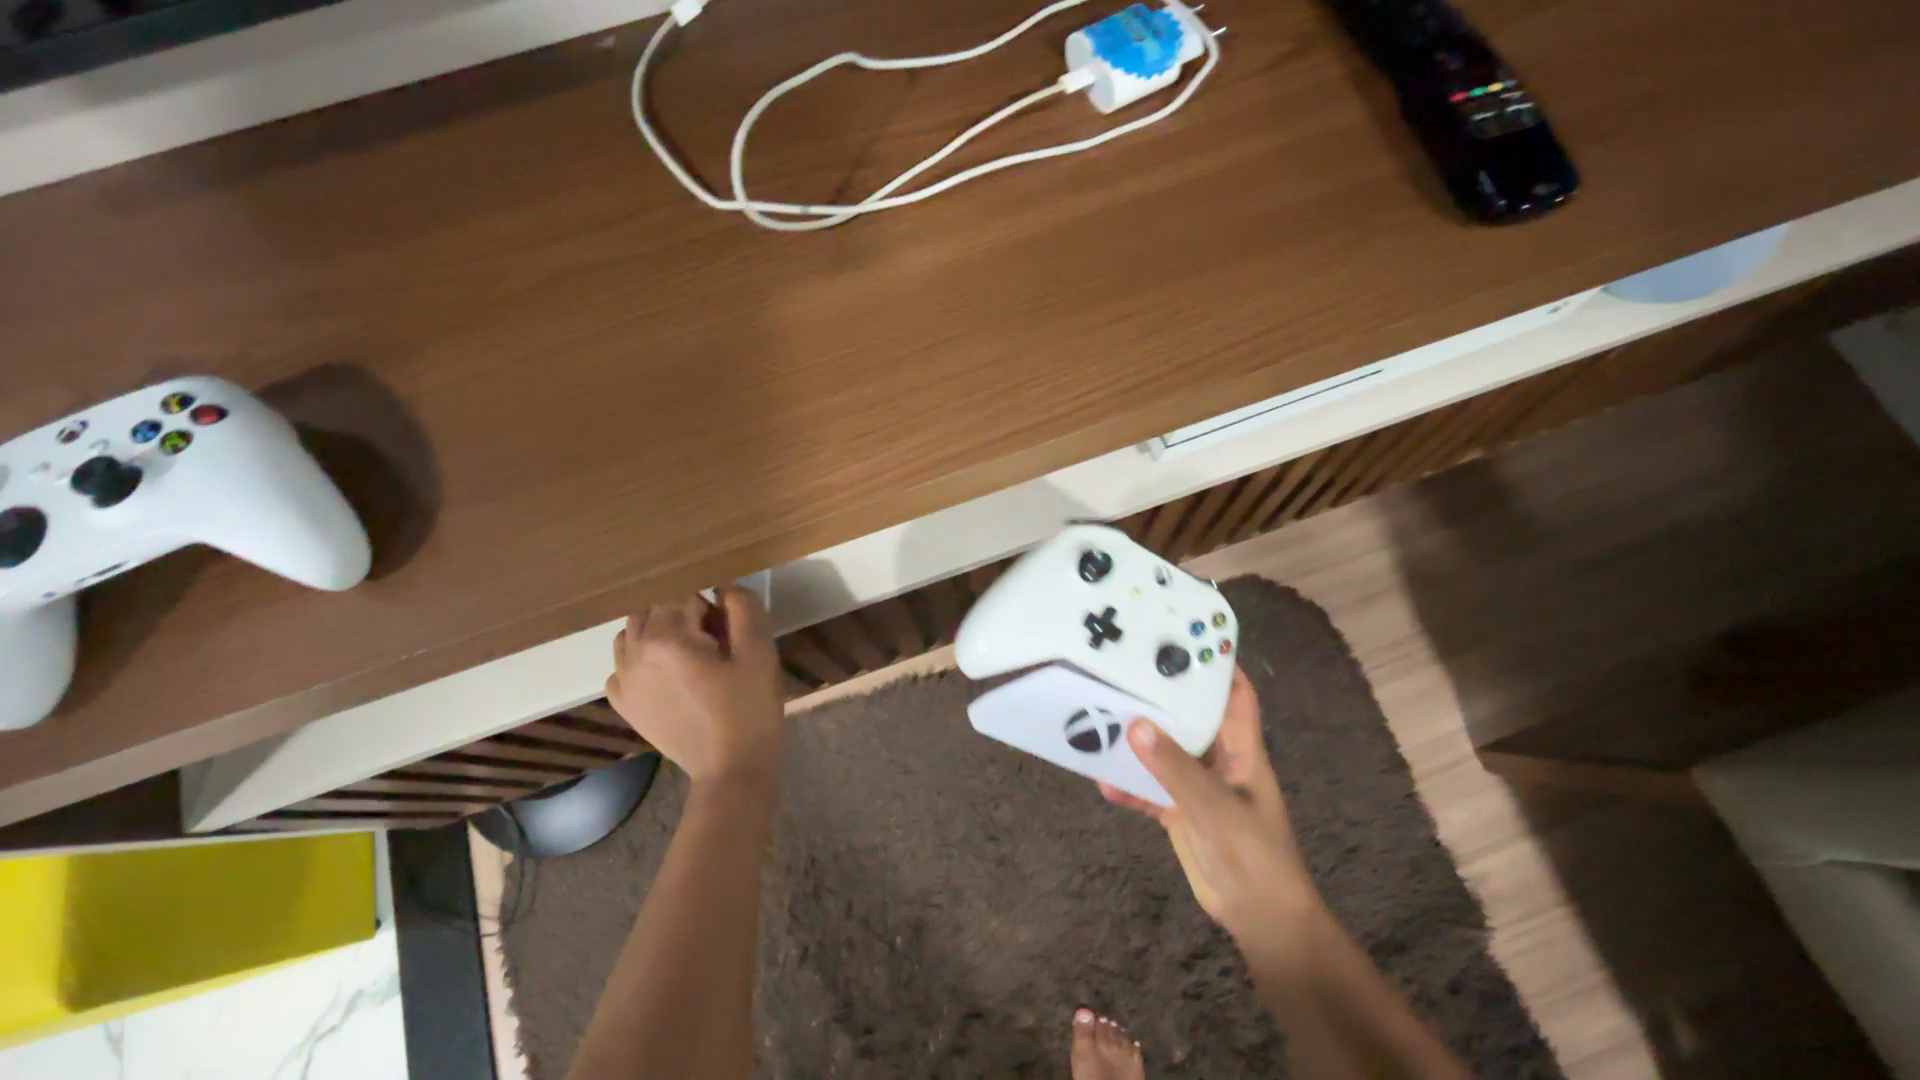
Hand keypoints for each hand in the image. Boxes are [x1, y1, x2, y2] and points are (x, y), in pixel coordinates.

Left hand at [605, 586, 784, 788]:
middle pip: (654, 608)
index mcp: (666, 637)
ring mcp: (623, 680)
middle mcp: (634, 653)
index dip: (712, 609)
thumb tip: (723, 587)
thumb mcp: (759, 651)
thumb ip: (743, 607)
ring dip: (659, 633)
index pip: (685, 595)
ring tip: (690, 659)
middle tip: (714, 646)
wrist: (731, 769)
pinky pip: (622, 664)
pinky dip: (642, 660)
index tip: (729, 635)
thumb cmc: (749, 709)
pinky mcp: (623, 703)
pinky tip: (668, 677)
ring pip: (633, 632)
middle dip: (683, 616)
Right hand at [1101, 666, 1323, 950]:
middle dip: (1160, 698)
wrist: (1260, 917)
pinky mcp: (1181, 813)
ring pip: (1164, 753)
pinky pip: (1150, 789)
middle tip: (1122, 671)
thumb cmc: (1253, 854)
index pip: (1235, 696)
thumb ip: (1174, 768)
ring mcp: (1199, 788)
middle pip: (1190, 718)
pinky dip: (1129, 785)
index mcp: (1243, 750)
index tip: (1184, 636)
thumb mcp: (1214, 807)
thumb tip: (1135, 724)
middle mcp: (1219, 761)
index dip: (1218, 665)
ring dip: (1136, 743)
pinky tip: (1103, 782)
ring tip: (1099, 719)